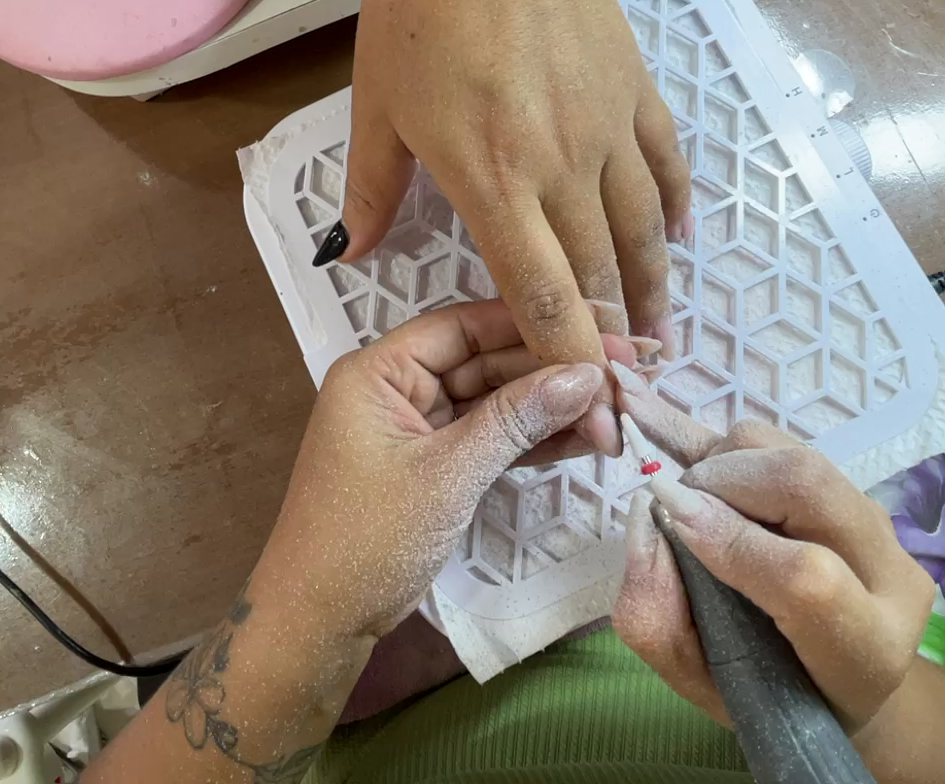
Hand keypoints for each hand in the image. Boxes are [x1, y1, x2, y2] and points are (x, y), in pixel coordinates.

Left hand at [249, 301, 613, 643]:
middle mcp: (398, 386)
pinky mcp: (434, 461)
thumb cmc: (368, 538)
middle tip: (624, 371)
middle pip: (486, 360)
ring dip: (550, 408)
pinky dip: (531, 439)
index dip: (532, 322)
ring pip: (494, 400)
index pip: (465, 325)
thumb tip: (587, 374)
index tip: (598, 321)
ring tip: (618, 408)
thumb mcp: (447, 474)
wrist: (320, 624)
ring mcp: (418, 425)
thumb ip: (516, 419)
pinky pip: (489, 436)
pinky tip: (584, 438)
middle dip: (551, 371)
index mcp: (380, 369)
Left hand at [342, 0, 691, 358]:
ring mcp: (611, 129)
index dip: (567, 362)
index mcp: (493, 183)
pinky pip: (670, 167)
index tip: (582, 401)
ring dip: (654, 290)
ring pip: (646, 232)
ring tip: (662, 333)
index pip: (543, 300)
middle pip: (600, 277)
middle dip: (615, 339)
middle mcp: (564, 170)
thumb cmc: (418, 5)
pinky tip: (678, 238)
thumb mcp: (376, 104)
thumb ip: (370, 189)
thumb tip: (351, 253)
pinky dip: (677, 211)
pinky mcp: (638, 90)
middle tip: (625, 382)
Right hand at [609, 364, 936, 733]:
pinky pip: (774, 438)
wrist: (838, 677)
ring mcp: (871, 518)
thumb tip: (644, 517)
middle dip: (717, 483)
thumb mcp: (701, 684)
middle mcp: (886, 572)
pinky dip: (705, 426)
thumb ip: (656, 617)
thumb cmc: (765, 693)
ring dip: (719, 459)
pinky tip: (643, 404)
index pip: (806, 577)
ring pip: (787, 448)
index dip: (728, 539)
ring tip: (693, 493)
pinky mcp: (841, 481)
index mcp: (862, 648)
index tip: (666, 518)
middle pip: (804, 484)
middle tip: (674, 507)